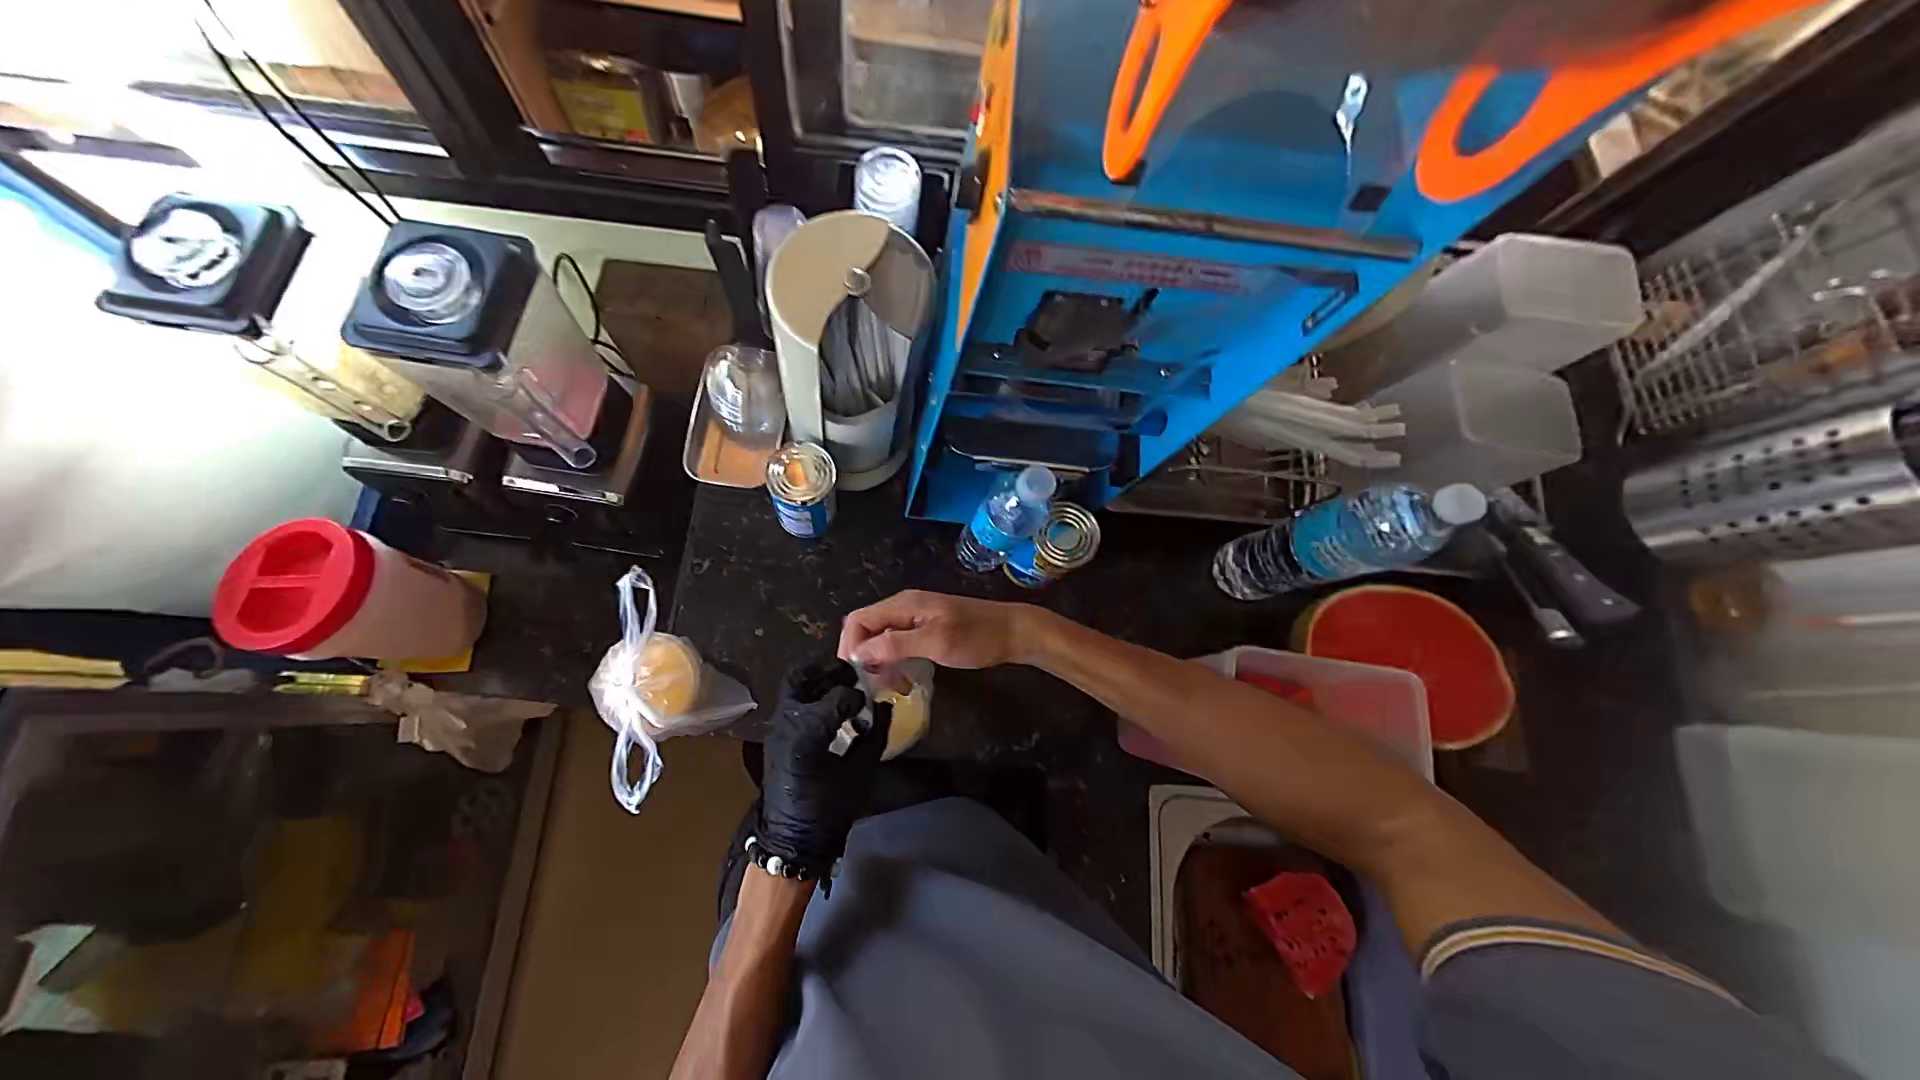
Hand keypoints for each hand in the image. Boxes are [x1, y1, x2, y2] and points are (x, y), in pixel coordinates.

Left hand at [757, 659, 891, 878]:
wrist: (792, 841)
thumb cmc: (829, 810)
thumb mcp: (860, 771)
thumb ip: (875, 734)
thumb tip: (884, 705)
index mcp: (808, 732)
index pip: (838, 695)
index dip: (858, 696)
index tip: (870, 703)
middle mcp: (787, 721)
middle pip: (803, 675)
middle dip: (830, 671)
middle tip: (852, 678)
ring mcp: (777, 727)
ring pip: (794, 686)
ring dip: (818, 681)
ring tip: (843, 690)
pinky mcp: (776, 735)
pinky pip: (792, 702)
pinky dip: (811, 697)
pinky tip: (831, 710)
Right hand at [838, 590, 1042, 669]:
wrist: (1013, 632)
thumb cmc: (978, 637)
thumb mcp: (936, 643)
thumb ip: (896, 645)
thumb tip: (859, 652)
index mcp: (904, 604)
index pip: (859, 620)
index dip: (850, 646)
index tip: (855, 676)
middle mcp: (905, 606)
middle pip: (867, 627)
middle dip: (863, 655)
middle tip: (872, 684)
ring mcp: (916, 616)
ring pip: (882, 636)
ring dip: (879, 661)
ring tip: (890, 686)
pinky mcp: (926, 627)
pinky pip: (898, 642)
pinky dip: (895, 660)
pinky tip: (904, 678)